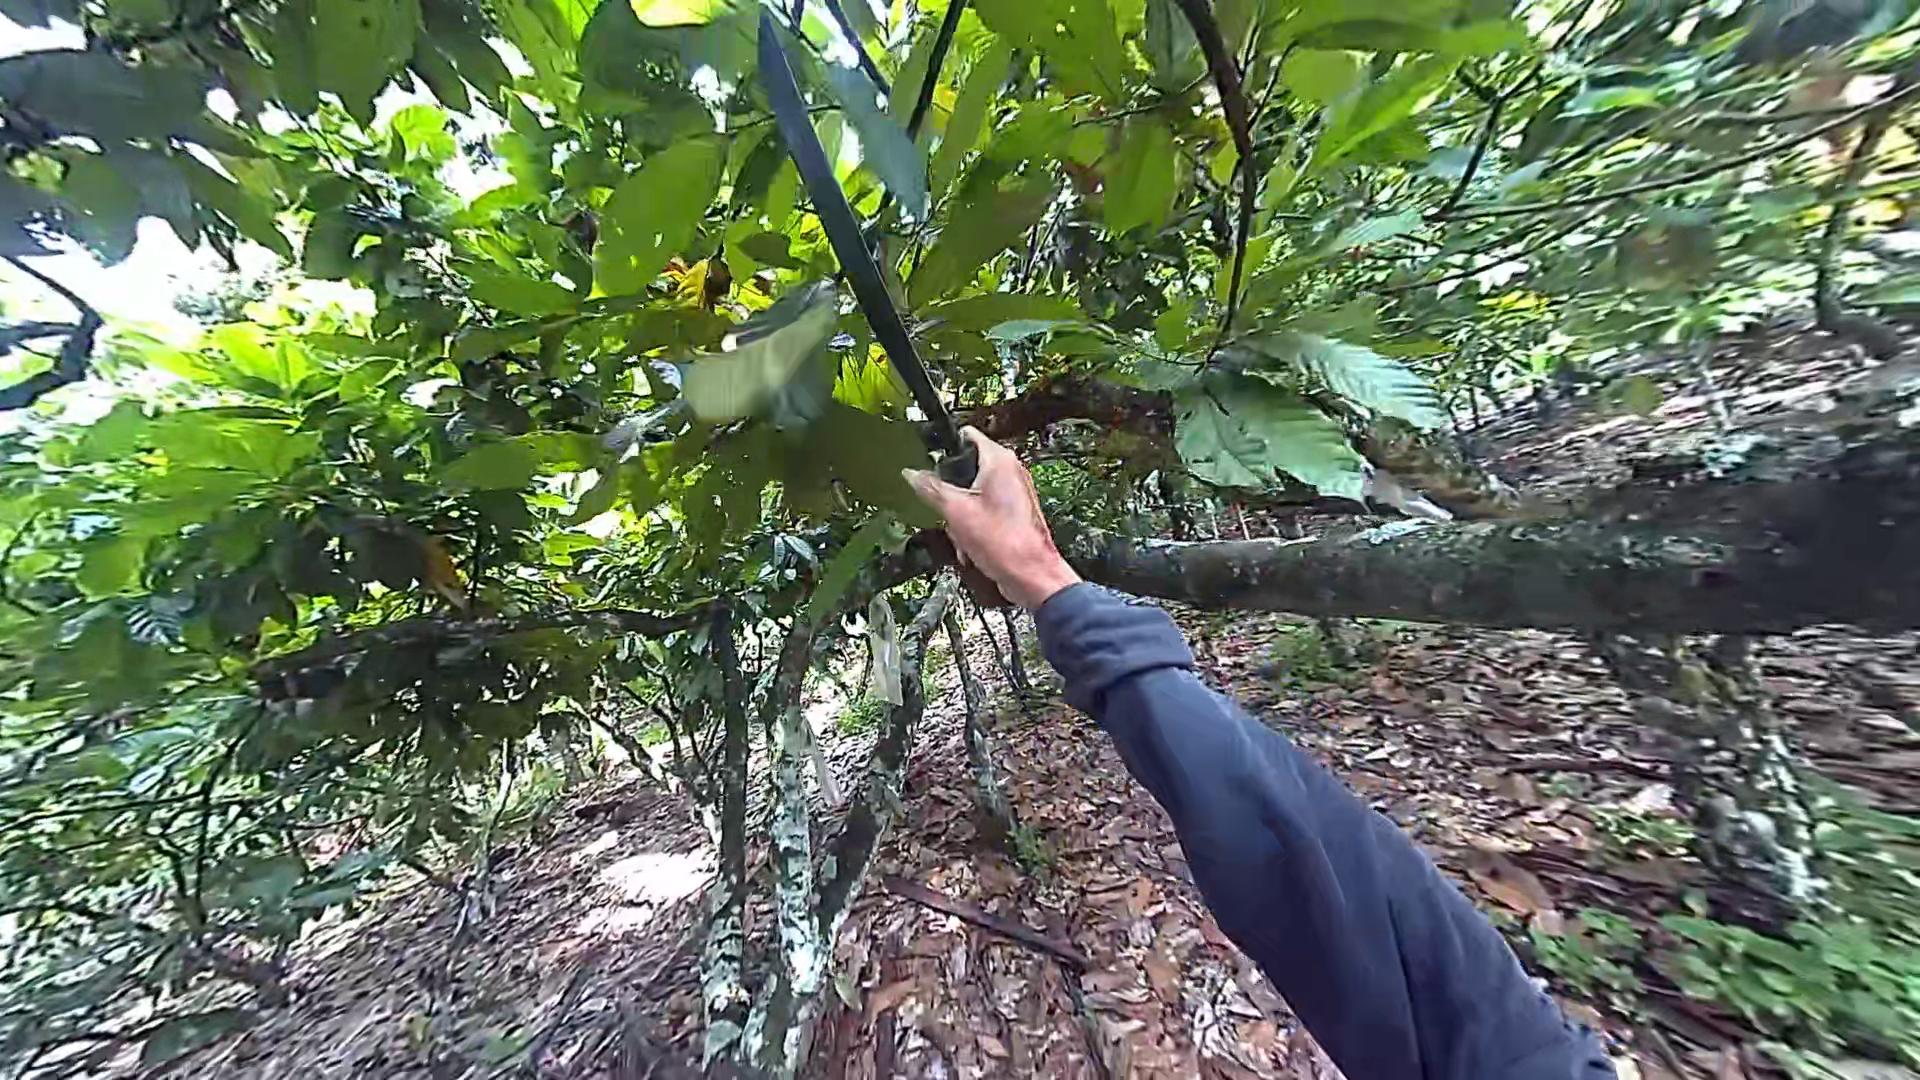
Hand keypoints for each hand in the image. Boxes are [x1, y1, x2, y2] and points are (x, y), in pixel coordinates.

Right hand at [903, 427, 1082, 609]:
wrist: (1032, 575)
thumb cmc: (1004, 542)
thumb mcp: (955, 511)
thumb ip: (930, 488)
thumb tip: (912, 474)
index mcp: (999, 461)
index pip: (966, 436)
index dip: (945, 447)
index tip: (928, 461)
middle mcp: (1010, 471)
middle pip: (966, 470)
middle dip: (951, 494)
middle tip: (949, 512)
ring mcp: (1013, 493)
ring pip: (972, 494)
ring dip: (959, 516)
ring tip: (962, 534)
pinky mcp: (1013, 513)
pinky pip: (983, 511)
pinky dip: (972, 526)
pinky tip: (970, 546)